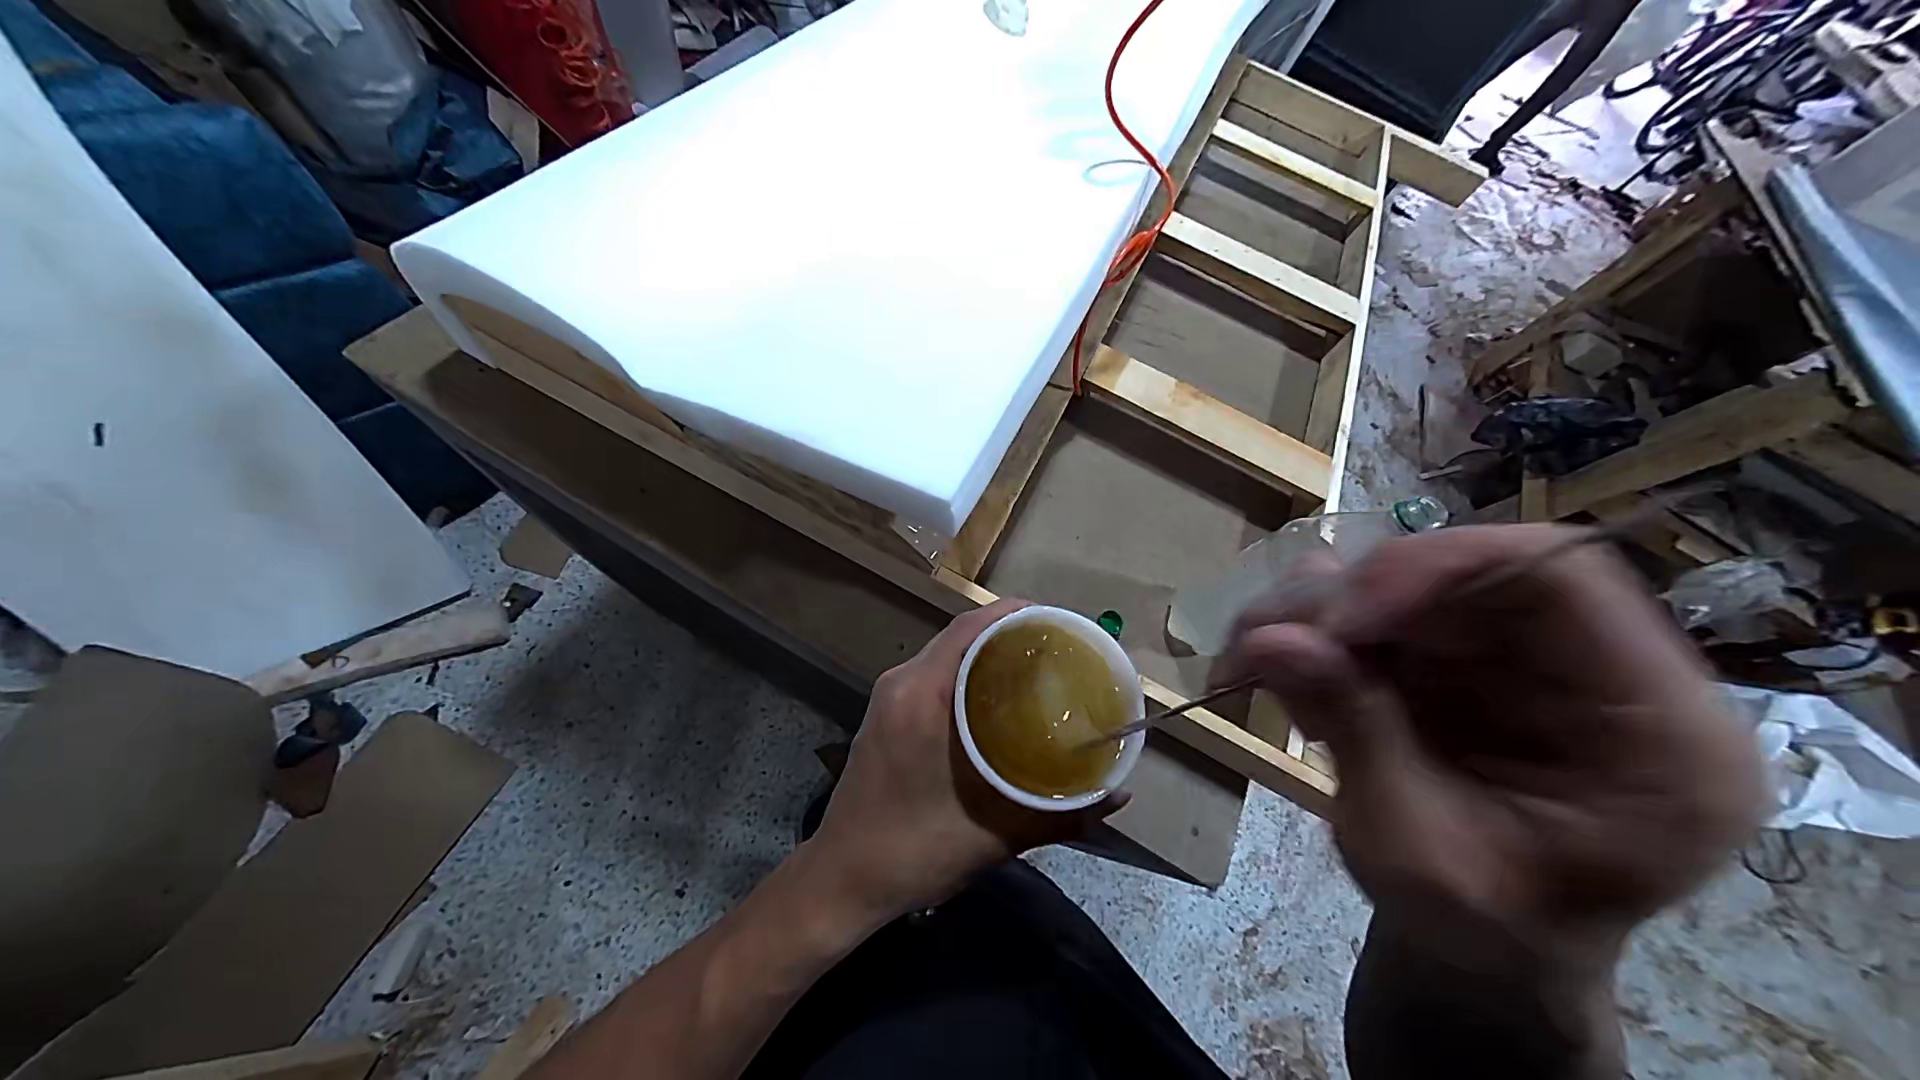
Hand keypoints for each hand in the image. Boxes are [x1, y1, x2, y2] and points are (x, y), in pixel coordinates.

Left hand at [803, 599, 1126, 922]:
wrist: (843, 879)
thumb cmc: (915, 851)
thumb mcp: (996, 833)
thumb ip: (1061, 812)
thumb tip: (1120, 795)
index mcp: (921, 694)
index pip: (970, 628)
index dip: (1016, 615)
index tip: (1060, 625)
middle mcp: (900, 682)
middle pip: (960, 636)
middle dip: (1009, 634)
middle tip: (1059, 652)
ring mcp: (888, 697)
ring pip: (946, 655)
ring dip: (987, 655)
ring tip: (1035, 672)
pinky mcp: (885, 715)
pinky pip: (932, 675)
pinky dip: (966, 675)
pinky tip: (996, 701)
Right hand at [1216, 526, 1764, 970]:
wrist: (1477, 950)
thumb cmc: (1480, 928)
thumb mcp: (1418, 850)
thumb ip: (1358, 735)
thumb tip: (1266, 639)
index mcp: (1650, 724)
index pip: (1555, 575)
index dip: (1435, 568)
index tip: (1338, 619)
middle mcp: (1582, 665)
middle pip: (1451, 572)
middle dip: (1341, 601)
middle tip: (1260, 645)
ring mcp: (1506, 654)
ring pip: (1392, 582)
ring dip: (1306, 614)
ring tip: (1245, 665)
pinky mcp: (1446, 656)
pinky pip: (1364, 611)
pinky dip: (1305, 635)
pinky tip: (1279, 679)